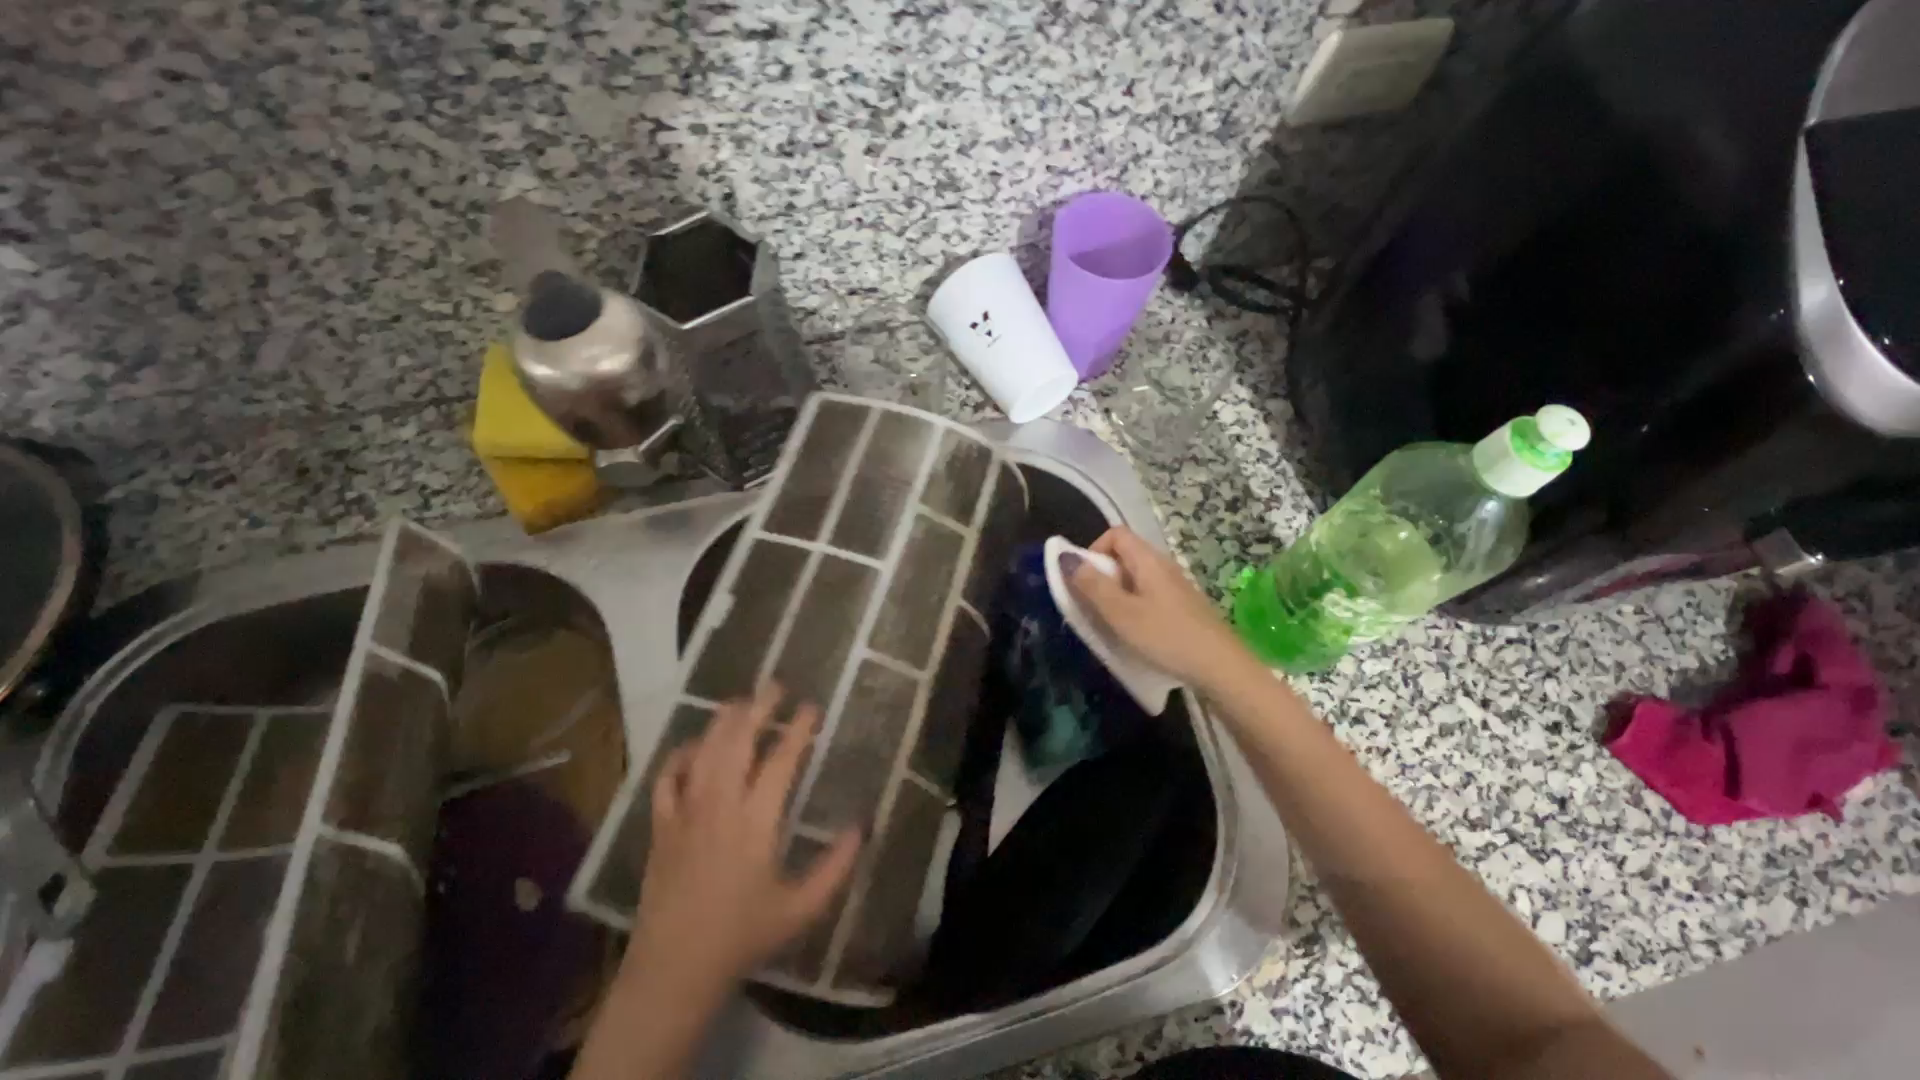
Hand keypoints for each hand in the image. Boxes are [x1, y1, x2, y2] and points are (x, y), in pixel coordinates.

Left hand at [626, 683, 861, 992]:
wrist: (675, 967)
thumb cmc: (743, 937)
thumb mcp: (801, 908)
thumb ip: (836, 866)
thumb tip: (861, 826)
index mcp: (756, 822)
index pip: (781, 760)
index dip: (798, 730)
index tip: (812, 708)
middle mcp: (719, 805)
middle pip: (737, 741)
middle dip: (758, 708)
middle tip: (774, 685)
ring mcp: (685, 813)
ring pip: (703, 751)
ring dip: (722, 722)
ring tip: (740, 702)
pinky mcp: (661, 827)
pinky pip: (667, 778)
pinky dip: (680, 756)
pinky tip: (693, 748)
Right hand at [1068, 526, 1252, 689]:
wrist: (1220, 667)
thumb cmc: (1166, 637)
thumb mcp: (1121, 613)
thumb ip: (1092, 585)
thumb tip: (1066, 557)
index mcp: (1148, 560)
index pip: (1115, 534)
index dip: (1093, 550)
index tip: (1082, 580)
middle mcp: (1163, 566)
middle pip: (1124, 557)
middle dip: (1101, 577)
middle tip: (1091, 608)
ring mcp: (1175, 588)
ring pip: (1135, 580)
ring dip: (1115, 597)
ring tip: (1109, 625)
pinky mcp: (1182, 608)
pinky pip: (1148, 597)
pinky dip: (1133, 609)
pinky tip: (1134, 636)